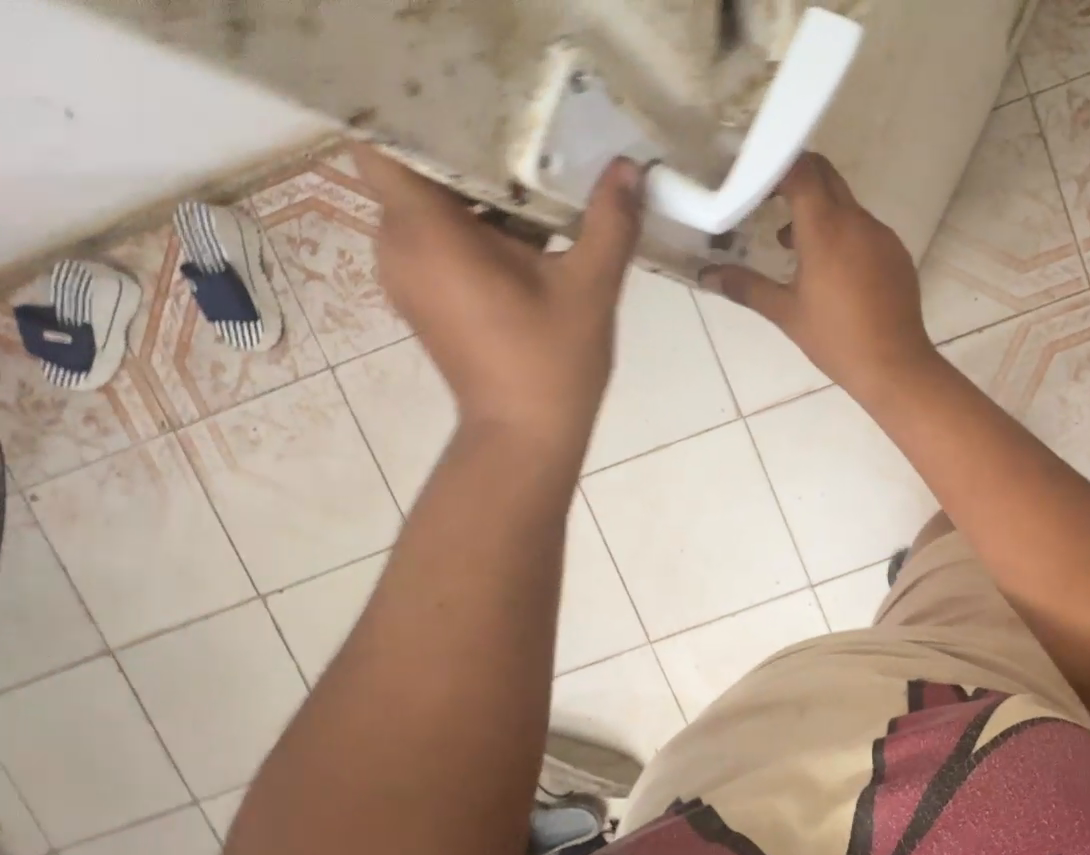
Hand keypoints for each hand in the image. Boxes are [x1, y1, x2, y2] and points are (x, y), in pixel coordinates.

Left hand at [351, 143, 644, 449]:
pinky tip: (520, 240)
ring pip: (423, 206)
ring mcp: (403, 272)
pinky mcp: (418, 295)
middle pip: (410, 171)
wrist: (524, 433)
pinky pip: (431, 239)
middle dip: (460, 155)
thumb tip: (630, 168)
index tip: (468, 108)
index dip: (415, 117)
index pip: (383, 142)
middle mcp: (397, 244)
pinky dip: (466, 229)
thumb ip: (609, 222)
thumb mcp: (591, 286)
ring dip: (469, 195)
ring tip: (527, 190)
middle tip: (520, 142)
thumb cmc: (553, 360)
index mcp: (428, 232)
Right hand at [700, 154, 933, 389]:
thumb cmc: (836, 339)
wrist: (895, 366)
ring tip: (795, 247)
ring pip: (847, 205)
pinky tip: (833, 271)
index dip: (775, 164)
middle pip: (825, 176)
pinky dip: (845, 234)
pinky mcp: (898, 254)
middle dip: (796, 180)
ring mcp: (883, 236)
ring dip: (820, 213)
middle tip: (768, 200)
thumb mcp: (786, 313)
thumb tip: (705, 275)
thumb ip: (745, 286)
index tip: (754, 177)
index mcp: (825, 227)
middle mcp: (857, 221)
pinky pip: (867, 230)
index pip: (800, 169)